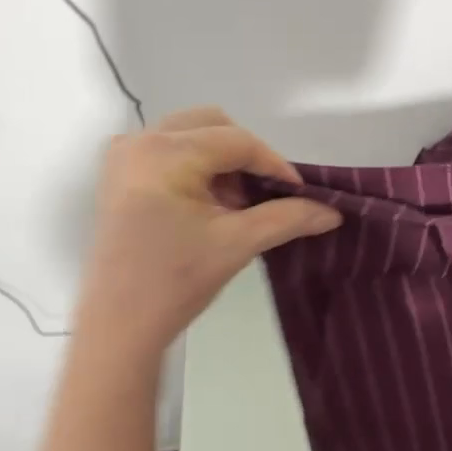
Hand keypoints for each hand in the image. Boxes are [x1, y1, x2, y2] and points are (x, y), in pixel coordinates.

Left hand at [75, 108, 341, 345]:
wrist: (119, 325)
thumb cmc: (175, 281)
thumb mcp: (238, 244)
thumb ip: (288, 219)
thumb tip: (333, 211)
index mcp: (164, 152)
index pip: (237, 141)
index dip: (275, 165)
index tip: (301, 195)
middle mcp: (139, 141)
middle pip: (212, 126)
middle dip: (246, 156)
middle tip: (266, 196)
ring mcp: (123, 157)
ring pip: (190, 135)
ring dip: (222, 162)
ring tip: (238, 206)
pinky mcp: (118, 177)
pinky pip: (168, 152)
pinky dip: (197, 168)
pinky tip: (209, 207)